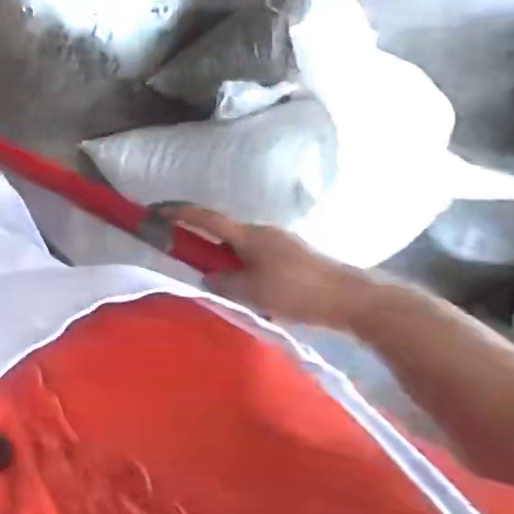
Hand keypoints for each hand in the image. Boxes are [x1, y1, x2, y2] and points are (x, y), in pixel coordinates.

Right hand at [158, 204, 386, 329]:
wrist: (362, 303)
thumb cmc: (300, 292)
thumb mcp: (251, 292)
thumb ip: (221, 282)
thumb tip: (209, 276)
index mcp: (248, 235)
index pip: (203, 218)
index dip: (175, 212)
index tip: (152, 209)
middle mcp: (264, 232)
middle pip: (223, 234)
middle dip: (204, 243)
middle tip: (191, 261)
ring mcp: (284, 245)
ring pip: (244, 250)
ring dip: (230, 262)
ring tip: (232, 289)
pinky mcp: (300, 260)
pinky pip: (262, 261)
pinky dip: (250, 272)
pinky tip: (259, 297)